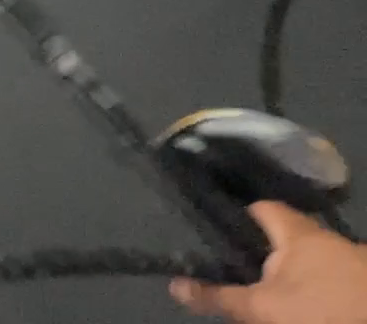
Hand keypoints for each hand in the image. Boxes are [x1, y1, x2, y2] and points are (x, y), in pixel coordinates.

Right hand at [170, 201, 366, 323]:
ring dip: (311, 272)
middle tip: (255, 270)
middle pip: (297, 236)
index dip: (243, 214)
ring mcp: (366, 265)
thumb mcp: (263, 310)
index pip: (264, 207)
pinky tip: (324, 303)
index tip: (228, 231)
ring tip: (293, 292)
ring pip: (327, 260)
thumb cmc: (325, 313)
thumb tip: (174, 286)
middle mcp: (338, 242)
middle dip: (276, 251)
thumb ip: (219, 295)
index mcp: (303, 236)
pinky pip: (350, 279)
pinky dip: (337, 287)